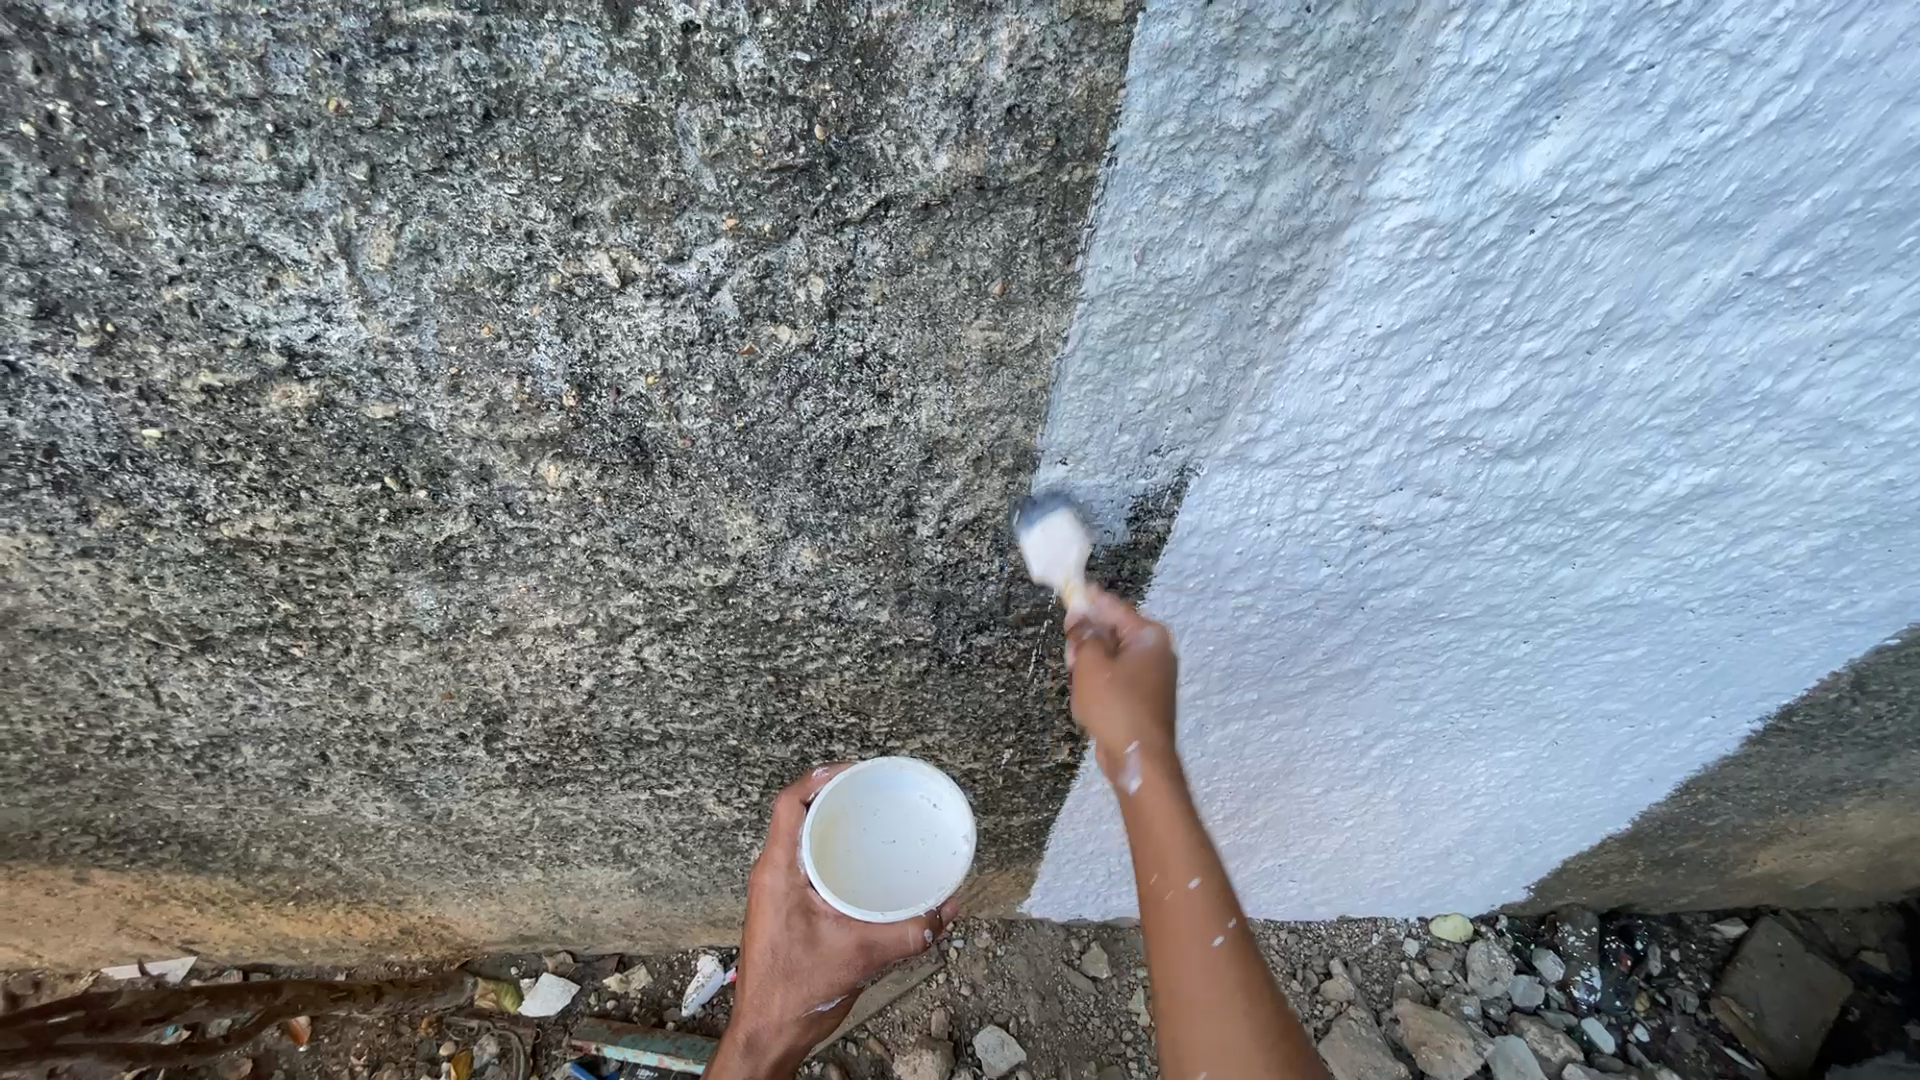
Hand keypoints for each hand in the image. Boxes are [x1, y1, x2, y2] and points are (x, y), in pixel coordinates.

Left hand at [710, 764, 958, 1078]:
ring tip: (867, 812)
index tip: (855, 770)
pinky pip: (804, 858)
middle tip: (871, 787)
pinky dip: (829, 846)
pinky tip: (857, 856)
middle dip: (831, 792)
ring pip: (799, 834)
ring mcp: (775, 888)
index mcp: (778, 871)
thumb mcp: (861, 956)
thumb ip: (910, 932)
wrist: (767, 1035)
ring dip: (829, 818)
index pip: (788, 803)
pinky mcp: (784, 904)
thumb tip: (949, 908)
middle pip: (796, 811)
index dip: (819, 777)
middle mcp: (772, 872)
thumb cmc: (796, 993)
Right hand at [1066, 585, 1178, 789]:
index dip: (1089, 600)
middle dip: (1086, 641)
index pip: (1114, 607)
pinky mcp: (1144, 697)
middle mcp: (1156, 651)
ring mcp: (1152, 676)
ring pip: (1109, 657)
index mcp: (1149, 636)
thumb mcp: (1090, 663)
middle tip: (1070, 657)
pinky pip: (1115, 678)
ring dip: (1089, 666)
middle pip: (1111, 632)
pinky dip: (1098, 684)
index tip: (1069, 592)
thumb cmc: (1116, 705)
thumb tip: (1080, 614)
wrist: (1140, 759)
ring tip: (1079, 684)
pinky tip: (1088, 700)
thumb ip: (1083, 634)